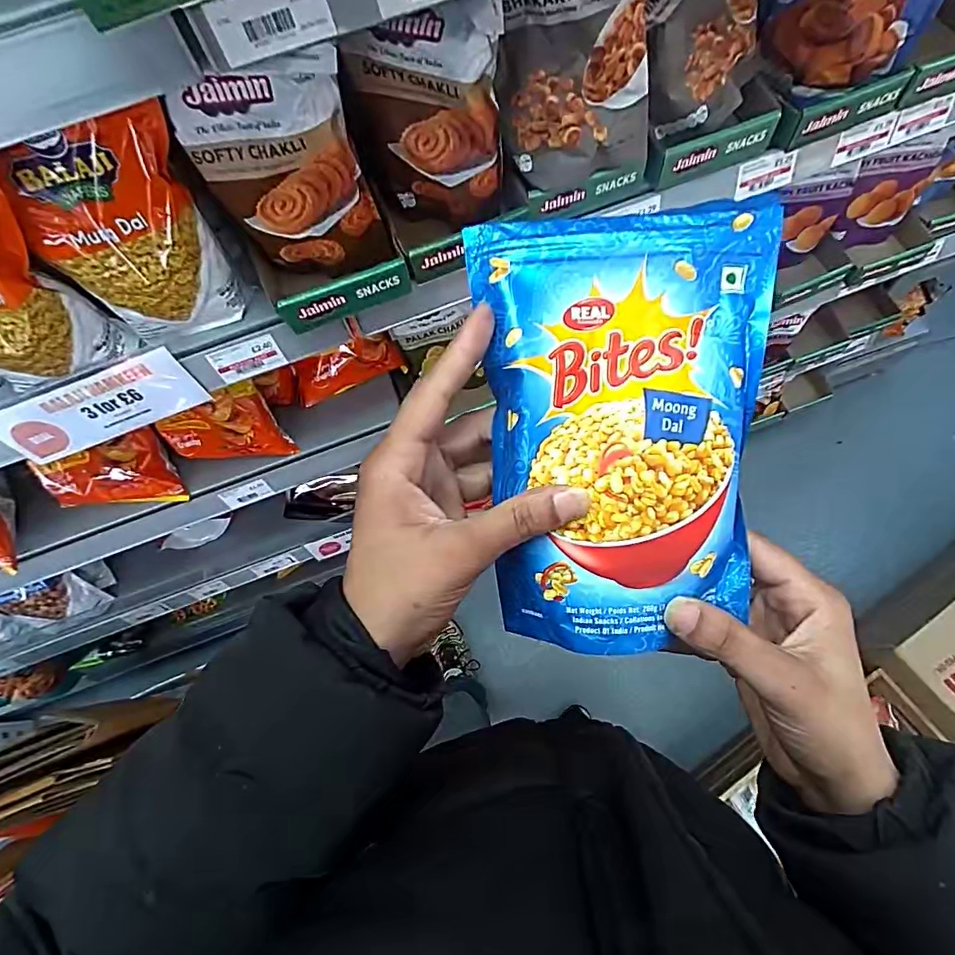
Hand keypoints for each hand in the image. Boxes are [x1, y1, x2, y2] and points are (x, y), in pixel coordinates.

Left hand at [343, 304, 590, 663]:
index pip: (433, 395)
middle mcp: (417, 469)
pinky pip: (489, 496)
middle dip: (512, 417)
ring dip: (520, 461)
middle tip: (559, 392)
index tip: (487, 313)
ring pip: (484, 465)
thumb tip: (577, 496)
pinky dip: (517, 495)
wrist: (377, 641)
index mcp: (401, 461)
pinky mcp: (451, 520)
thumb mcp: (457, 550)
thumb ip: (516, 521)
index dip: (461, 353)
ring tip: (571, 442)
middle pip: (469, 429)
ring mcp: (435, 495)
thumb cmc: (396, 589)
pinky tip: (553, 490)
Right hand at [664, 532, 897, 813]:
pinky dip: (683, 629)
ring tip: (641, 588)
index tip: (673, 530)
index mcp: (809, 599)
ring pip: (715, 600)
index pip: (759, 552)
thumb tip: (676, 607)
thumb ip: (729, 641)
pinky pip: (708, 630)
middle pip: (730, 572)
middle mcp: (784, 607)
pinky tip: (654, 627)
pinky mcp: (744, 654)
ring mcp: (761, 630)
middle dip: (690, 568)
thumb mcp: (783, 679)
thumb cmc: (833, 728)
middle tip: (645, 560)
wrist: (836, 783)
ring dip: (683, 598)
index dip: (718, 538)